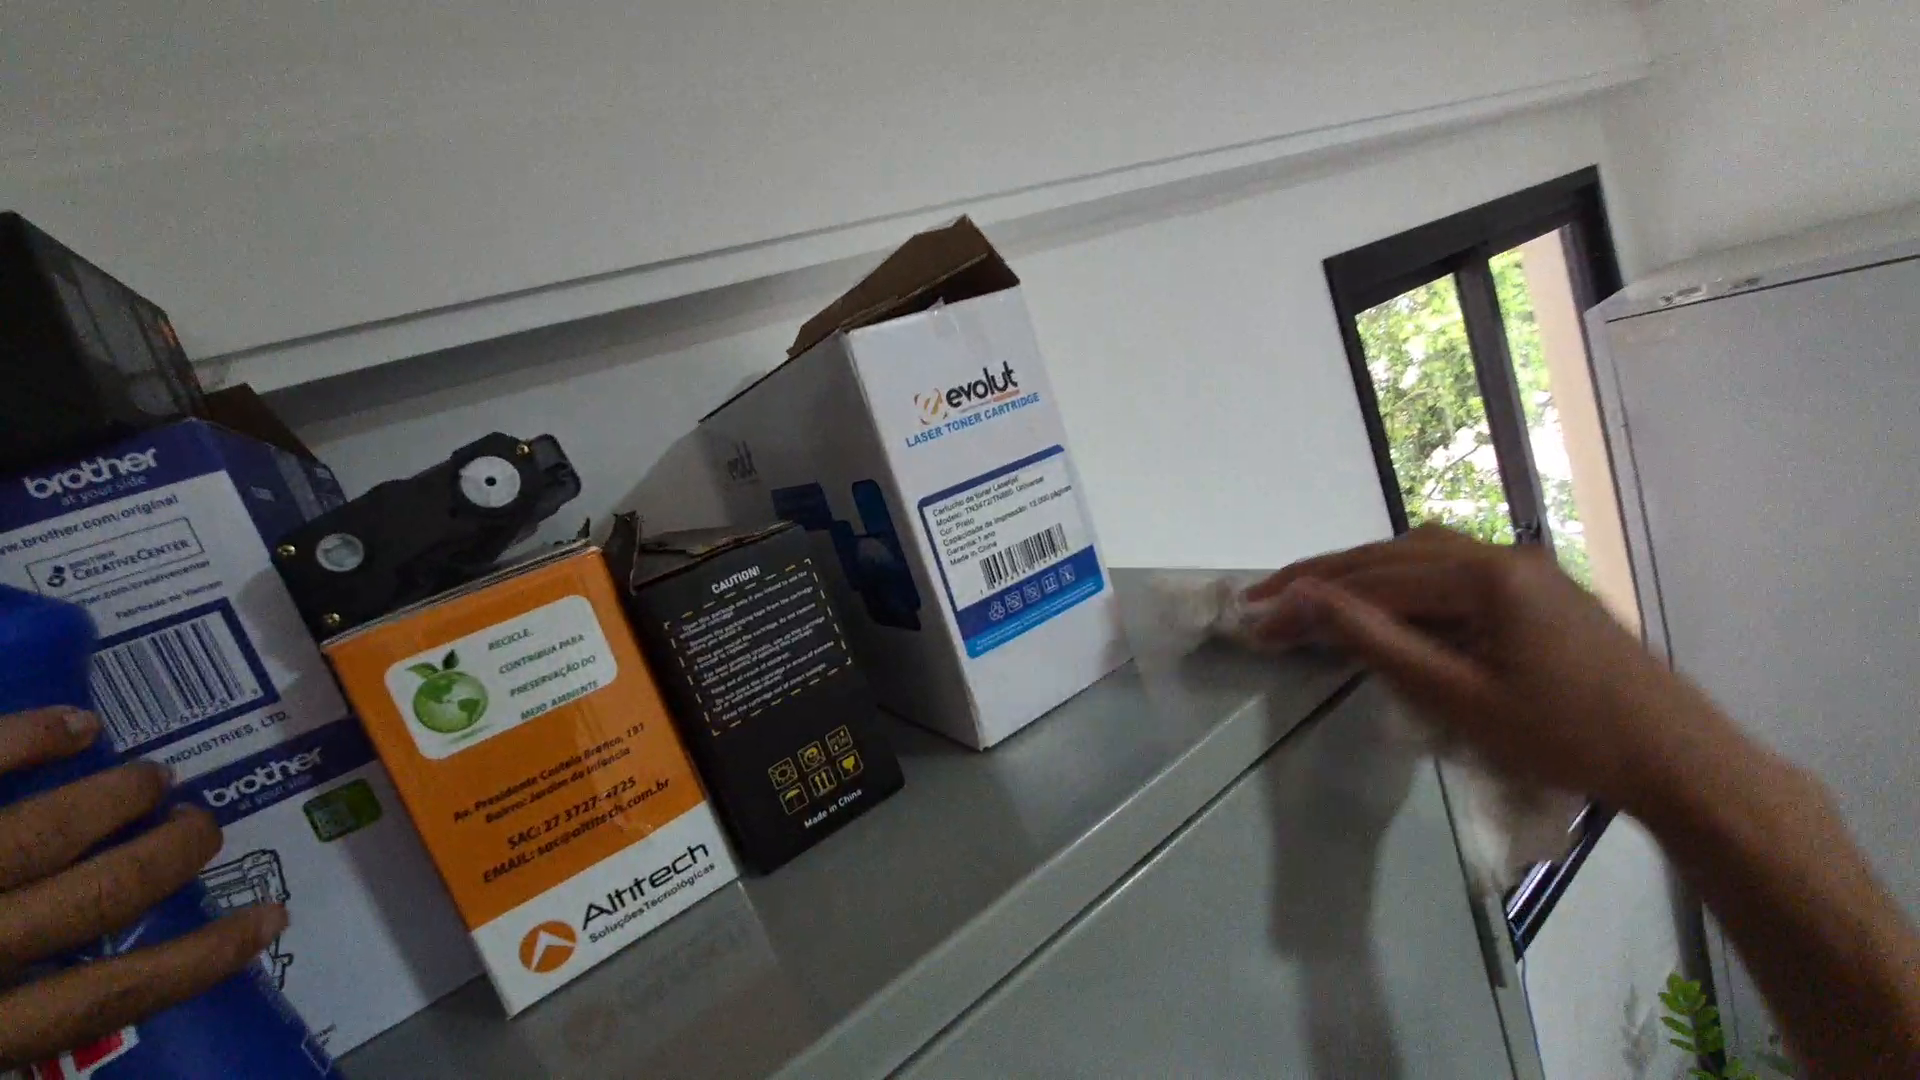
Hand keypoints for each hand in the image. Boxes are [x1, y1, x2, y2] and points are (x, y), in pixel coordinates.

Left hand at [0, 707, 286, 1069]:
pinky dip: (26, 739)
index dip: (205, 957)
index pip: (117, 993)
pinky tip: (75, 724)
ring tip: (152, 777)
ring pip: (48, 830)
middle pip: (106, 893)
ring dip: (118, 797)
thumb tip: (81, 1014)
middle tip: (198, 826)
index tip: (270, 918)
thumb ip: (12, 1035)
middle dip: (169, 854)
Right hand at [1246, 525, 1737, 816]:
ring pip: (1415, 555)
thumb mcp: (1453, 695)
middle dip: (1320, 579)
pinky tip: (1381, 599)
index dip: (1305, 597)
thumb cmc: (1562, 737)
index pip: (1369, 579)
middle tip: (1262, 600)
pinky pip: (1447, 569)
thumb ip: (1373, 639)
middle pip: (1387, 556)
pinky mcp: (1533, 586)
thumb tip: (1303, 599)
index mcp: (1483, 574)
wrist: (1680, 761)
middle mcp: (1500, 553)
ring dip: (1357, 574)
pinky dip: (1398, 582)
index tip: (1254, 616)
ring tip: (1309, 596)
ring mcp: (1521, 565)